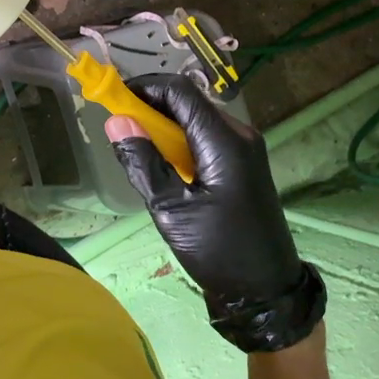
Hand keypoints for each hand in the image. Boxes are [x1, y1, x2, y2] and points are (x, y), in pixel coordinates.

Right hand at [105, 74, 323, 351]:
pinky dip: (179, 141)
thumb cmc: (218, 250)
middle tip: (120, 128)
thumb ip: (143, 162)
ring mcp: (244, 147)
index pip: (179, 91)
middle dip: (150, 107)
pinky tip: (163, 165)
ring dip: (164, 125)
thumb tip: (116, 122)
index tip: (112, 99)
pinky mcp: (242, 162)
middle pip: (188, 101)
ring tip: (137, 149)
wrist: (265, 289)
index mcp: (224, 140)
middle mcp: (239, 134)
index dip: (143, 88)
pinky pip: (205, 136)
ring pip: (195, 118)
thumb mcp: (171, 210)